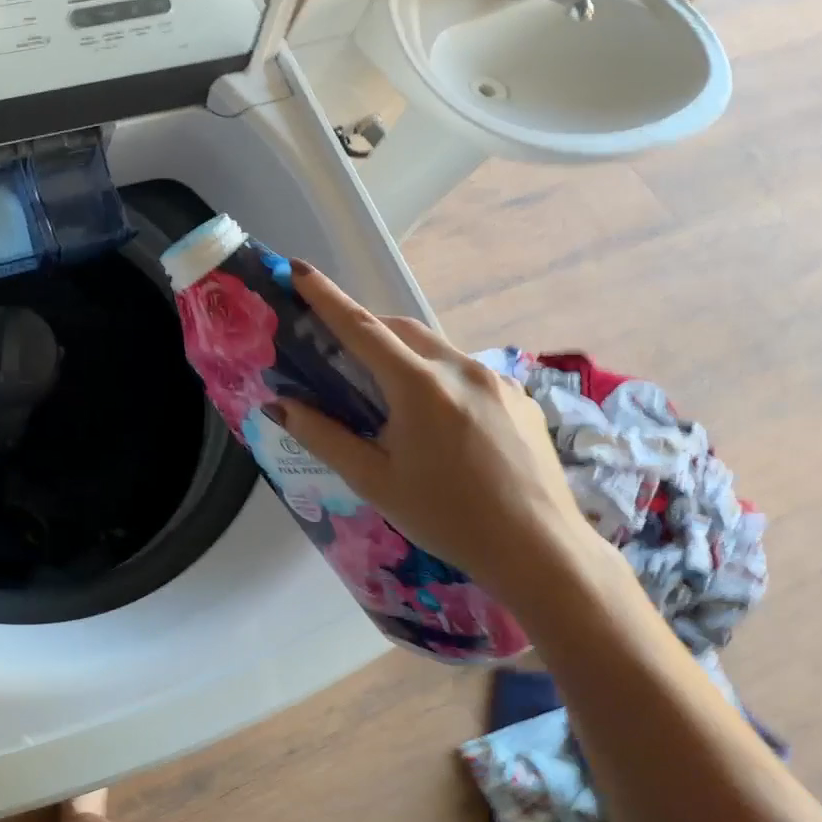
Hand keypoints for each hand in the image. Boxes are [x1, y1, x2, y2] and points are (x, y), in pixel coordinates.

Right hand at [265, 263, 593, 594]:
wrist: (542, 552)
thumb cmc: (447, 518)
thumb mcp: (373, 480)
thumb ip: (323, 435)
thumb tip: (278, 404)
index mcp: (419, 386)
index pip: (361, 328)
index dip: (326, 297)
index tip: (299, 270)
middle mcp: (460, 369)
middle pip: (400, 328)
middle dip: (363, 324)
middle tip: (333, 343)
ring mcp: (496, 380)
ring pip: (434, 347)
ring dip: (399, 350)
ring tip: (381, 386)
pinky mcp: (519, 397)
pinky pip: (464, 370)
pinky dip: (433, 374)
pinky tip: (432, 416)